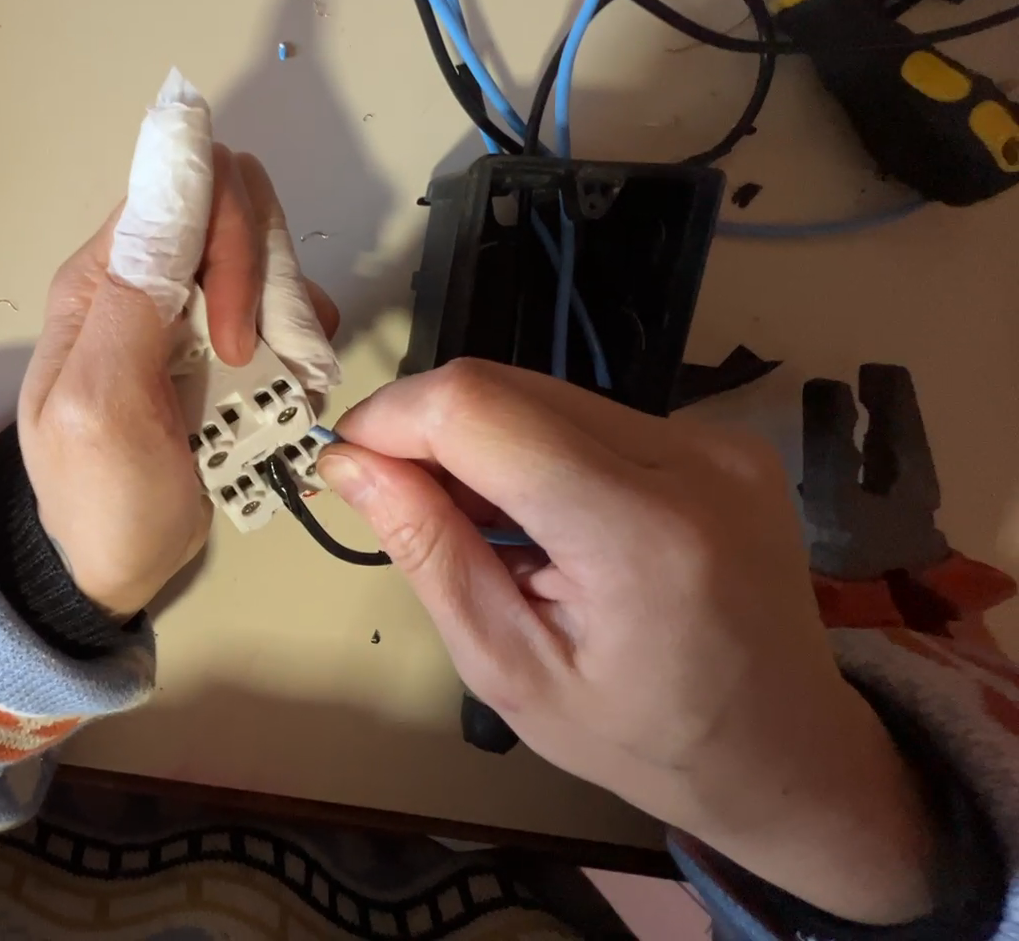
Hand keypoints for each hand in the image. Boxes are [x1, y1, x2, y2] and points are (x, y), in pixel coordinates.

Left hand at [20, 147, 336, 617]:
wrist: (117, 563)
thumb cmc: (100, 495)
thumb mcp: (101, 401)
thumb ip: (134, 293)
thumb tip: (171, 172)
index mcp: (102, 283)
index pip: (180, 194)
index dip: (228, 240)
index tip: (238, 332)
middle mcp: (144, 281)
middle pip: (232, 215)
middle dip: (264, 281)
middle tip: (255, 360)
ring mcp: (186, 314)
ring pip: (265, 258)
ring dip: (288, 315)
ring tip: (277, 382)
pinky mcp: (220, 347)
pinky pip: (279, 308)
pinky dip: (298, 339)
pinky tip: (289, 383)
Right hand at [317, 360, 935, 924]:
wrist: (792, 754)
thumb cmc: (637, 734)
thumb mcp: (502, 666)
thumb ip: (426, 550)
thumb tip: (345, 461)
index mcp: (639, 531)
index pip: (475, 409)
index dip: (388, 418)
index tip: (347, 465)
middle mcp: (687, 457)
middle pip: (493, 384)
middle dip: (414, 426)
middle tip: (394, 497)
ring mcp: (706, 437)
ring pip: (523, 387)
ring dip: (459, 433)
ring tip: (464, 514)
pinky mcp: (703, 433)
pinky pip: (562, 405)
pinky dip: (508, 439)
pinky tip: (517, 504)